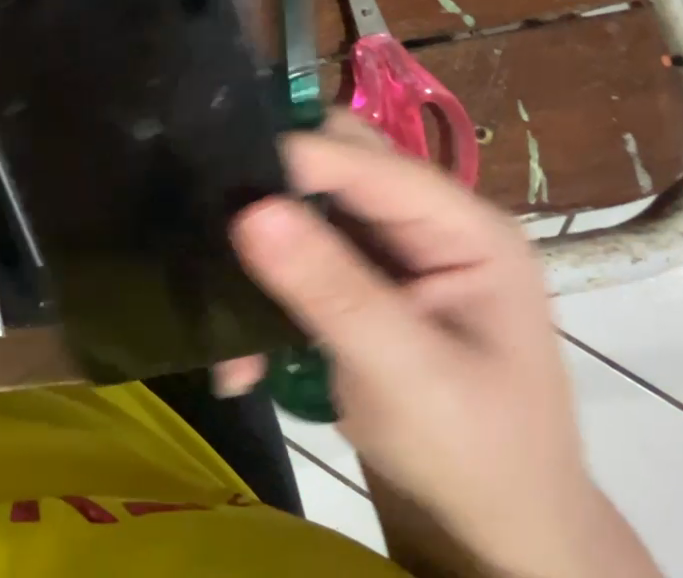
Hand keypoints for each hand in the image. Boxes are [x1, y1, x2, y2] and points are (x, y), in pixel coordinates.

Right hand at [231, 117, 655, 576]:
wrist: (491, 527)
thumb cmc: (472, 451)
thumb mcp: (404, 372)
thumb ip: (330, 289)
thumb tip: (248, 210)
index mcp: (464, 229)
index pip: (360, 159)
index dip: (284, 156)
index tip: (200, 171)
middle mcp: (424, 223)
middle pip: (325, 165)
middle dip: (259, 186)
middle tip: (191, 208)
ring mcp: (386, 252)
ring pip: (296, 204)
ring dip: (249, 242)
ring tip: (200, 274)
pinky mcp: (351, 280)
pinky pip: (287, 252)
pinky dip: (254, 283)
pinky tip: (236, 343)